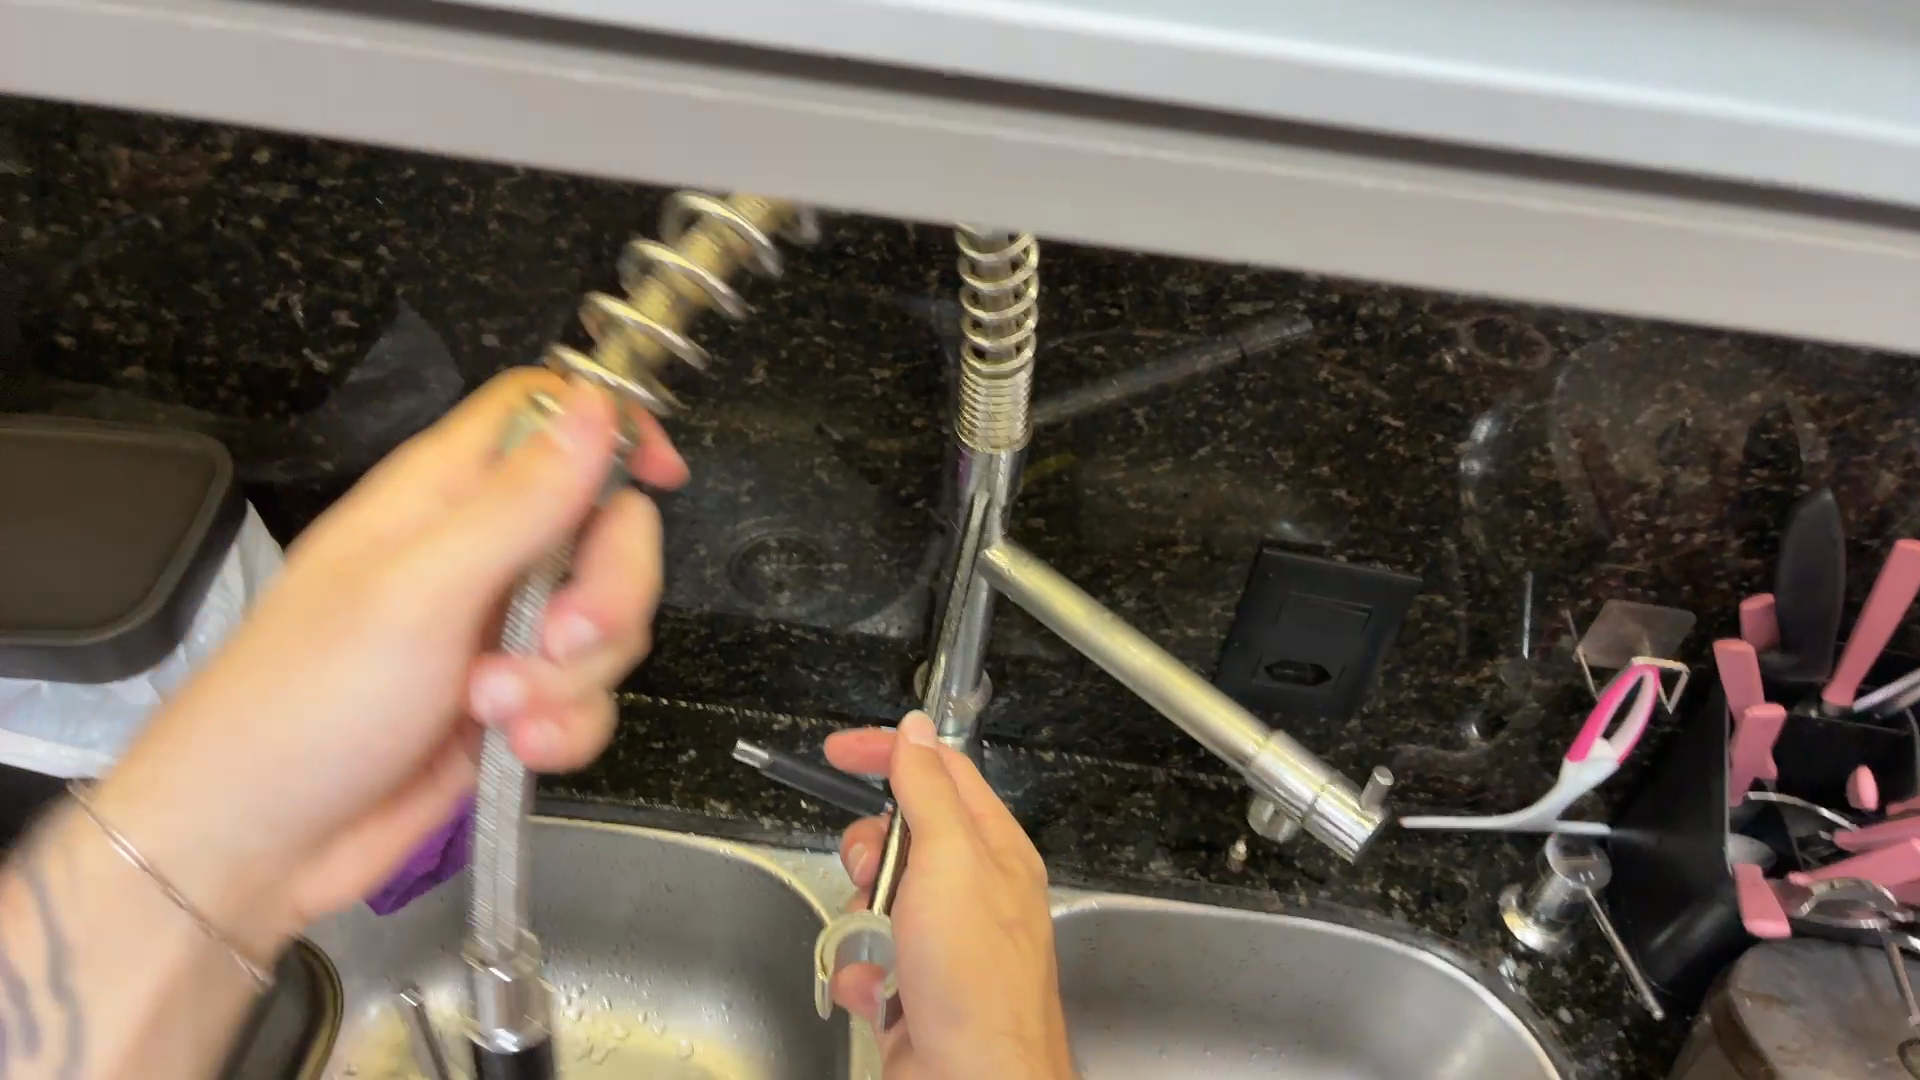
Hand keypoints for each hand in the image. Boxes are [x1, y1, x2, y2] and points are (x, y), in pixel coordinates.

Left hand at [91, 369, 687, 952]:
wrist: (264, 848)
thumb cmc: (308, 701)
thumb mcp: (419, 590)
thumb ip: (520, 502)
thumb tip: (598, 408)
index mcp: (453, 494)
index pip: (552, 416)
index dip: (615, 428)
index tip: (663, 477)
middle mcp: (496, 550)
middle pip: (614, 527)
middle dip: (611, 591)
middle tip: (563, 639)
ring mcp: (517, 624)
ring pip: (617, 618)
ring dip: (575, 676)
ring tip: (501, 710)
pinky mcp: (533, 691)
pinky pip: (599, 690)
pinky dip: (570, 722)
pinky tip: (520, 745)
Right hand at [825, 712, 1074, 1079]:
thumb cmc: (970, 965)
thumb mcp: (951, 857)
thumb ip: (928, 787)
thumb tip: (917, 724)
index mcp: (991, 845)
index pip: (939, 770)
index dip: (889, 753)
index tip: (835, 752)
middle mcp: (972, 886)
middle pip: (902, 834)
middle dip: (873, 851)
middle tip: (875, 874)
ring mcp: (943, 939)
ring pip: (879, 895)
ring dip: (865, 916)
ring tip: (879, 944)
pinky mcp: (915, 987)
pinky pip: (870, 956)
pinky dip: (863, 970)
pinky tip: (876, 992)